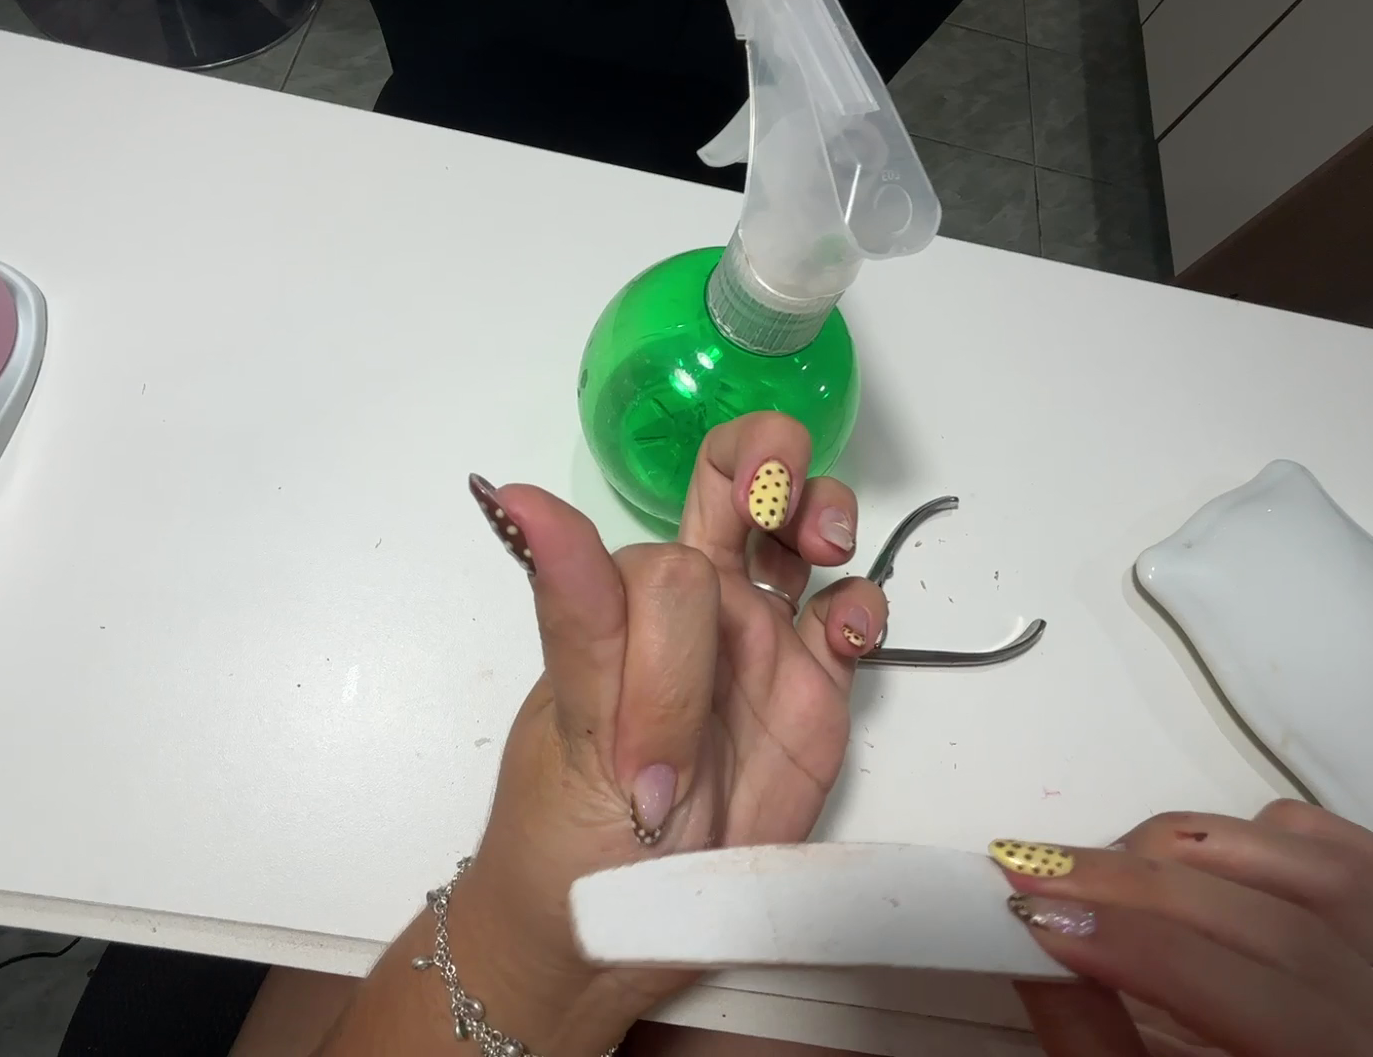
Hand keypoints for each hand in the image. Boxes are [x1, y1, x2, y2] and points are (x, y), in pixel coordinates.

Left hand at [447, 412, 888, 1051]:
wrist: (627, 916)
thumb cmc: (573, 823)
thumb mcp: (576, 724)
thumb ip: (575, 612)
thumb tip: (510, 495)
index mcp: (630, 604)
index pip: (664, 552)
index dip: (675, 613)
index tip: (665, 694)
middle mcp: (697, 606)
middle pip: (735, 484)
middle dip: (765, 457)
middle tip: (778, 492)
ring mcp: (759, 641)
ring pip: (798, 535)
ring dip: (819, 510)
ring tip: (824, 542)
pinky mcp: (813, 687)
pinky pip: (848, 618)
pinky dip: (862, 608)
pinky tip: (849, 634)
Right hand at [997, 802, 1372, 1055]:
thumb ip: (1084, 1031)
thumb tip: (1028, 926)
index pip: (1265, 1006)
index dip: (1141, 947)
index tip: (1035, 913)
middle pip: (1279, 932)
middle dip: (1136, 887)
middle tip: (1031, 867)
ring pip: (1320, 876)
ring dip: (1190, 847)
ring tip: (1104, 858)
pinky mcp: (1366, 925)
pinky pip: (1342, 856)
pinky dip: (1266, 833)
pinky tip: (1194, 847)